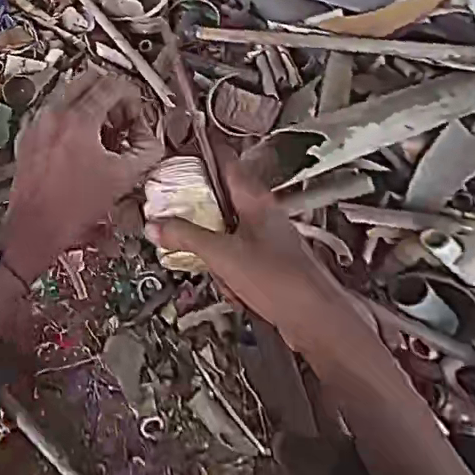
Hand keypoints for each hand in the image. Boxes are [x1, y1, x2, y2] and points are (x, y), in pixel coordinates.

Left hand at [2, 71, 163, 277]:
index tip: (136, 112)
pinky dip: (70, 120)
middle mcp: (52, 115)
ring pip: (68, 94)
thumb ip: (146, 151)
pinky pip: (53, 114)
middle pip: (88, 80)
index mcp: (77, 120)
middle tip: (120, 118)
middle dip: (110, 95)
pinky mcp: (27, 137)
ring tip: (102, 134)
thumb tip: (150, 139)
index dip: (132, 96)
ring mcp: (36, 124)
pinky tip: (81, 145)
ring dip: (90, 106)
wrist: (36, 227)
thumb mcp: (123, 178)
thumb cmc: (71, 209)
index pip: (112, 85)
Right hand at [145, 155, 348, 333]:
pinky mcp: (268, 262)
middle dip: (198, 214)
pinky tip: (232, 288)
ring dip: (213, 250)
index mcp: (256, 200)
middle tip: (175, 217)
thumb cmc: (283, 281)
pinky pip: (234, 256)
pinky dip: (227, 271)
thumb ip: (185, 237)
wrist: (317, 321)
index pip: (225, 162)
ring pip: (225, 231)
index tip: (179, 152)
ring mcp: (267, 238)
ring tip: (214, 267)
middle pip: (219, 199)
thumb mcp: (221, 255)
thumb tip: (157, 225)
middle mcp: (264, 214)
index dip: (201, 154)